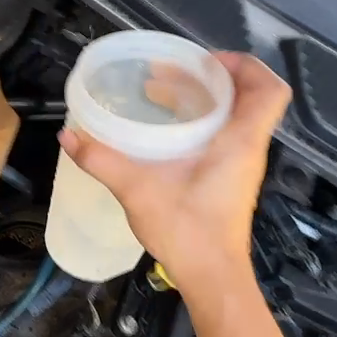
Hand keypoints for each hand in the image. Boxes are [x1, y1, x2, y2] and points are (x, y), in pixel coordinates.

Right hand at [58, 52, 289, 296]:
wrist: (211, 276)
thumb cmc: (187, 229)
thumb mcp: (137, 189)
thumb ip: (102, 160)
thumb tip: (67, 135)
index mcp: (240, 142)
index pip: (269, 90)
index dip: (245, 66)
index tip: (206, 61)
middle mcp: (247, 149)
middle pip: (248, 99)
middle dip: (212, 79)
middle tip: (170, 75)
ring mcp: (240, 167)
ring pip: (235, 119)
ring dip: (204, 102)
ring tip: (162, 97)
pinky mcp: (228, 182)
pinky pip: (223, 138)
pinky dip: (198, 125)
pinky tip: (164, 134)